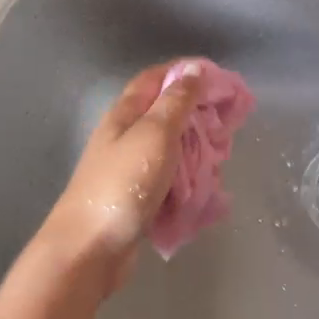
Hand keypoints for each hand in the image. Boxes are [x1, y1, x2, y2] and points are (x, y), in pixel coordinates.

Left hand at [39, 60, 203, 293]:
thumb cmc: (123, 184)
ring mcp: (132, 169)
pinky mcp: (138, 198)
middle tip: (229, 125)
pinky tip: (208, 188)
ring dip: (199, 150)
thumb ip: (176, 101)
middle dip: (200, 114)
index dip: (187, 72)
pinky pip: (171, 180)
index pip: (157, 78)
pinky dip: (191, 180)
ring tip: (222, 159)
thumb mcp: (155, 134)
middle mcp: (127, 136)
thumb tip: (192, 69)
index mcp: (126, 113)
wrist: (90, 249)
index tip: (222, 80)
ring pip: (173, 148)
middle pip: (168, 113)